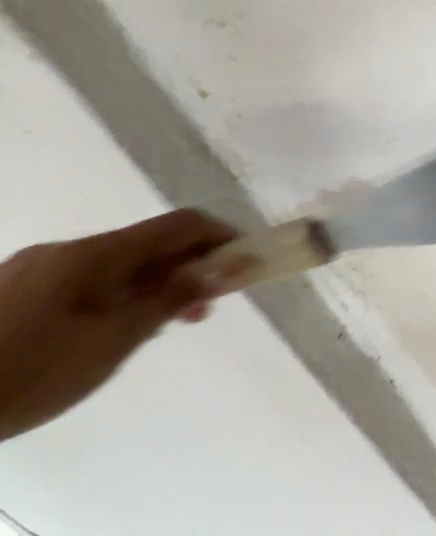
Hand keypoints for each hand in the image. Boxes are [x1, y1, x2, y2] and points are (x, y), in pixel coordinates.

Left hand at [0, 209, 238, 439]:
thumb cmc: (29, 375)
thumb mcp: (115, 340)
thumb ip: (177, 296)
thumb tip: (237, 262)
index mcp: (92, 254)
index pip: (181, 224)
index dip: (224, 238)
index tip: (247, 269)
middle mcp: (62, 251)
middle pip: (147, 244)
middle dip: (187, 269)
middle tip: (204, 310)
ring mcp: (28, 272)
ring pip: (114, 265)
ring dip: (151, 287)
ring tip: (157, 328)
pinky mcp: (8, 295)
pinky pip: (80, 282)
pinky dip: (113, 297)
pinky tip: (104, 335)